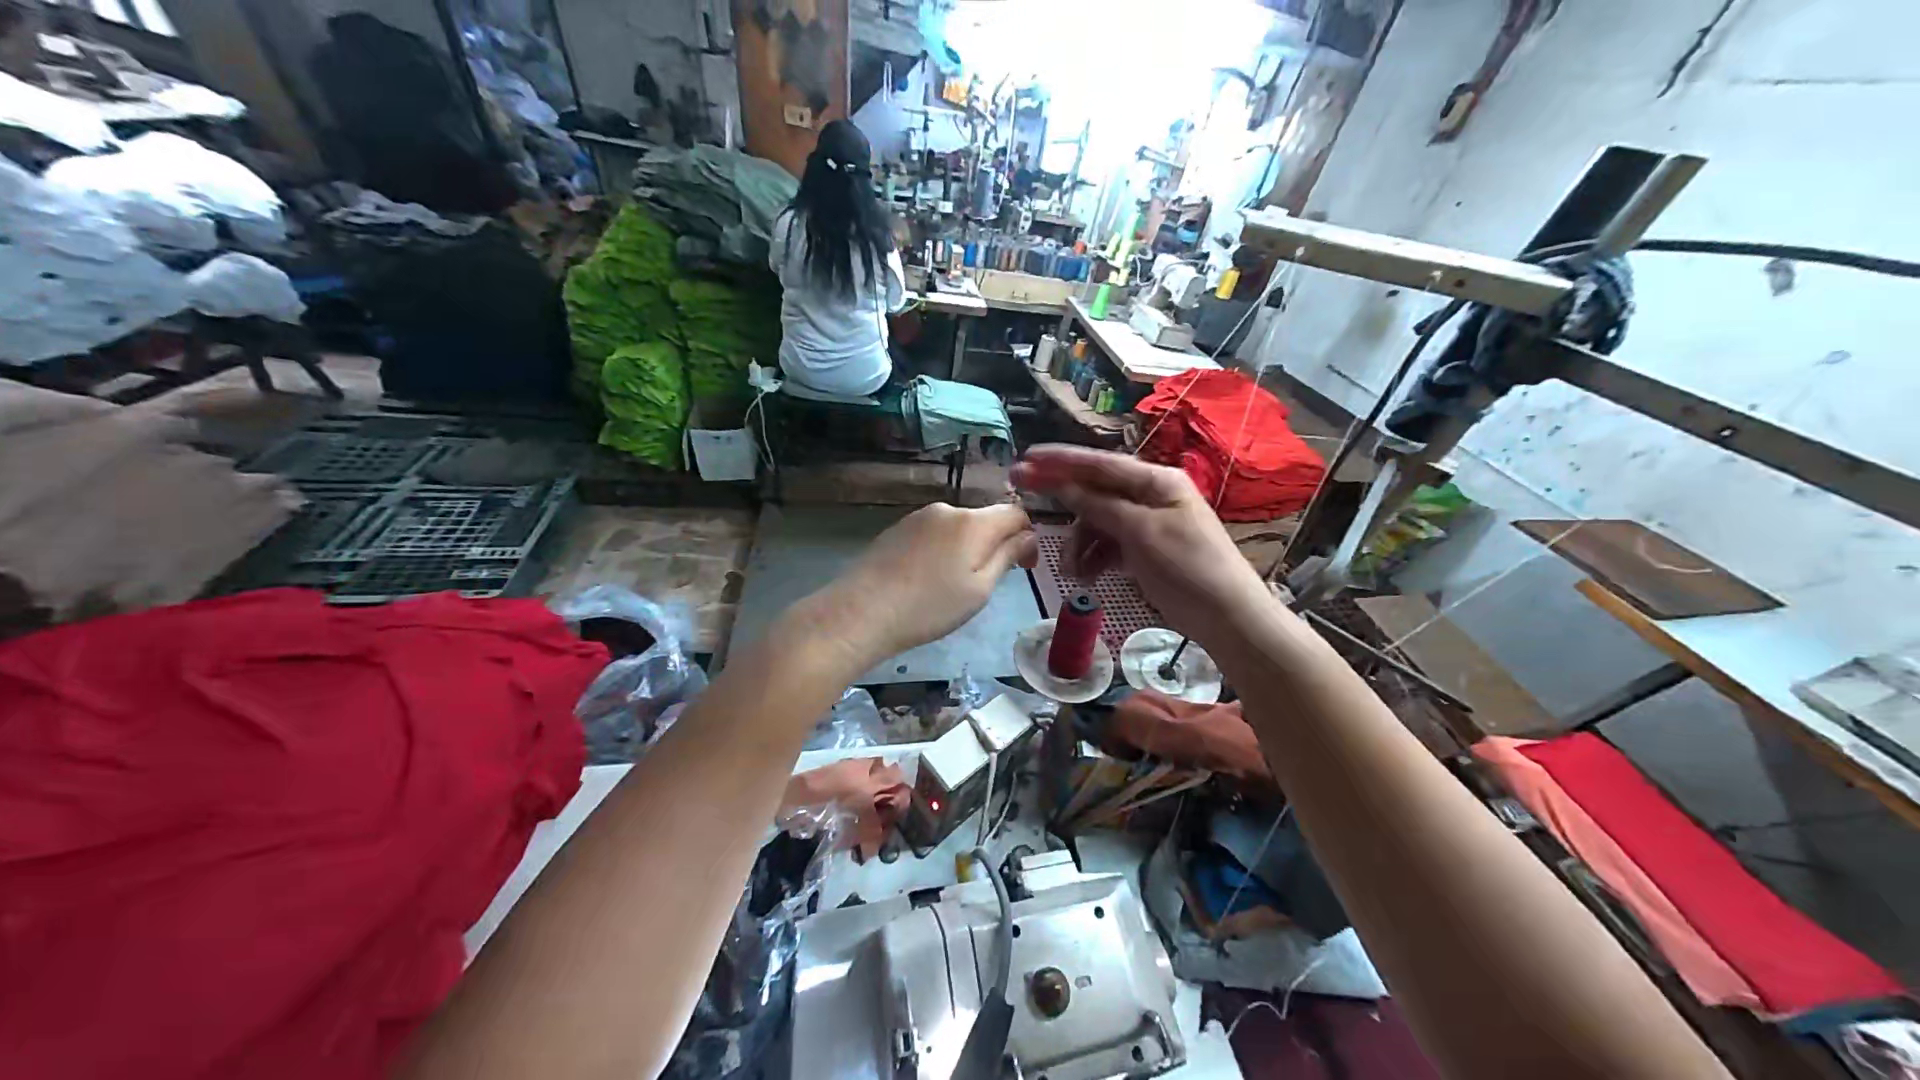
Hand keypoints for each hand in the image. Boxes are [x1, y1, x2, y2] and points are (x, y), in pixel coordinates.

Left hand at [806, 502, 1037, 666]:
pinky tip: (926, 580)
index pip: (1016, 513)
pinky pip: (933, 534)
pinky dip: (941, 551)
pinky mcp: (897, 529)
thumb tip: (1029, 536)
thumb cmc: (929, 607)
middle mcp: (946, 510)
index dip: (1028, 537)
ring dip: (966, 549)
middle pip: (985, 520)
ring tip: (951, 587)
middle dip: (995, 545)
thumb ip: (1008, 556)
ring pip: (957, 528)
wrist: (861, 612)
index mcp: (973, 522)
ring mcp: (917, 517)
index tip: (1024, 568)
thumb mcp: (979, 590)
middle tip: (985, 585)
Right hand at [1011, 445, 1273, 637]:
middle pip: (1095, 491)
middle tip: (1025, 498)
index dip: (1060, 460)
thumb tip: (1063, 484)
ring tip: (1072, 570)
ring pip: (1098, 521)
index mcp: (1155, 480)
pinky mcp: (1144, 549)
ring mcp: (1147, 523)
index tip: (1026, 458)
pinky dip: (1095, 557)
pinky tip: (1087, 576)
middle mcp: (1150, 495)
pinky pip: (1109, 544)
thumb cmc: (1188, 566)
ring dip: (1080, 543)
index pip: (1099, 463)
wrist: (1227, 615)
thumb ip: (1099, 505)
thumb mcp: (1140, 532)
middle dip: (1065, 504)